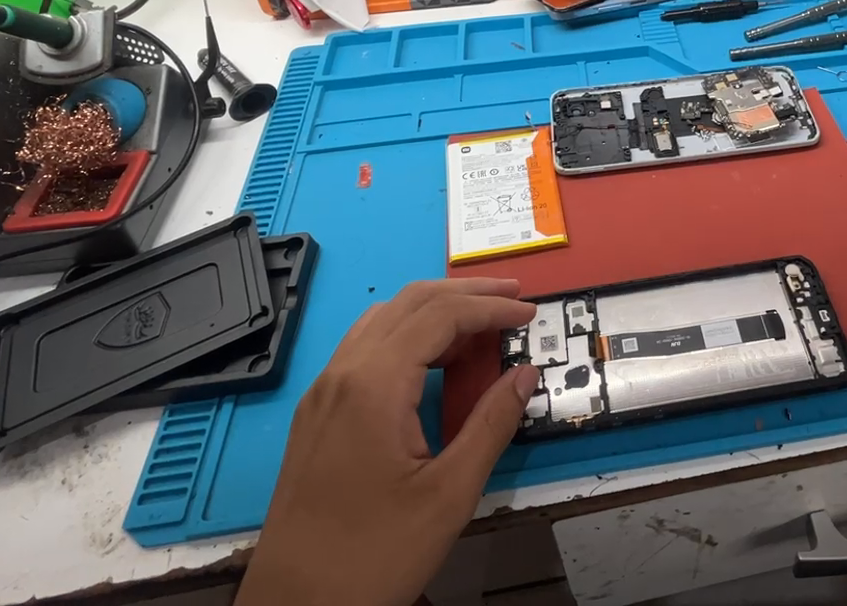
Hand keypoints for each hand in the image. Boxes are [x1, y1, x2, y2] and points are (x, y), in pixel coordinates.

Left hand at [237, 279, 539, 605]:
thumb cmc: (375, 554)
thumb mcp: (448, 494)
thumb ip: (491, 424)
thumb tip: (525, 373)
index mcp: (374, 384)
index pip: (440, 316)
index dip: (490, 307)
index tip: (529, 312)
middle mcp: (343, 372)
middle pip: (410, 302)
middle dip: (465, 293)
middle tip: (512, 298)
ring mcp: (324, 390)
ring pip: (384, 318)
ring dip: (434, 309)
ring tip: (479, 323)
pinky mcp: (317, 410)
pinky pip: (366, 344)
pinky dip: (408, 332)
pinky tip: (432, 359)